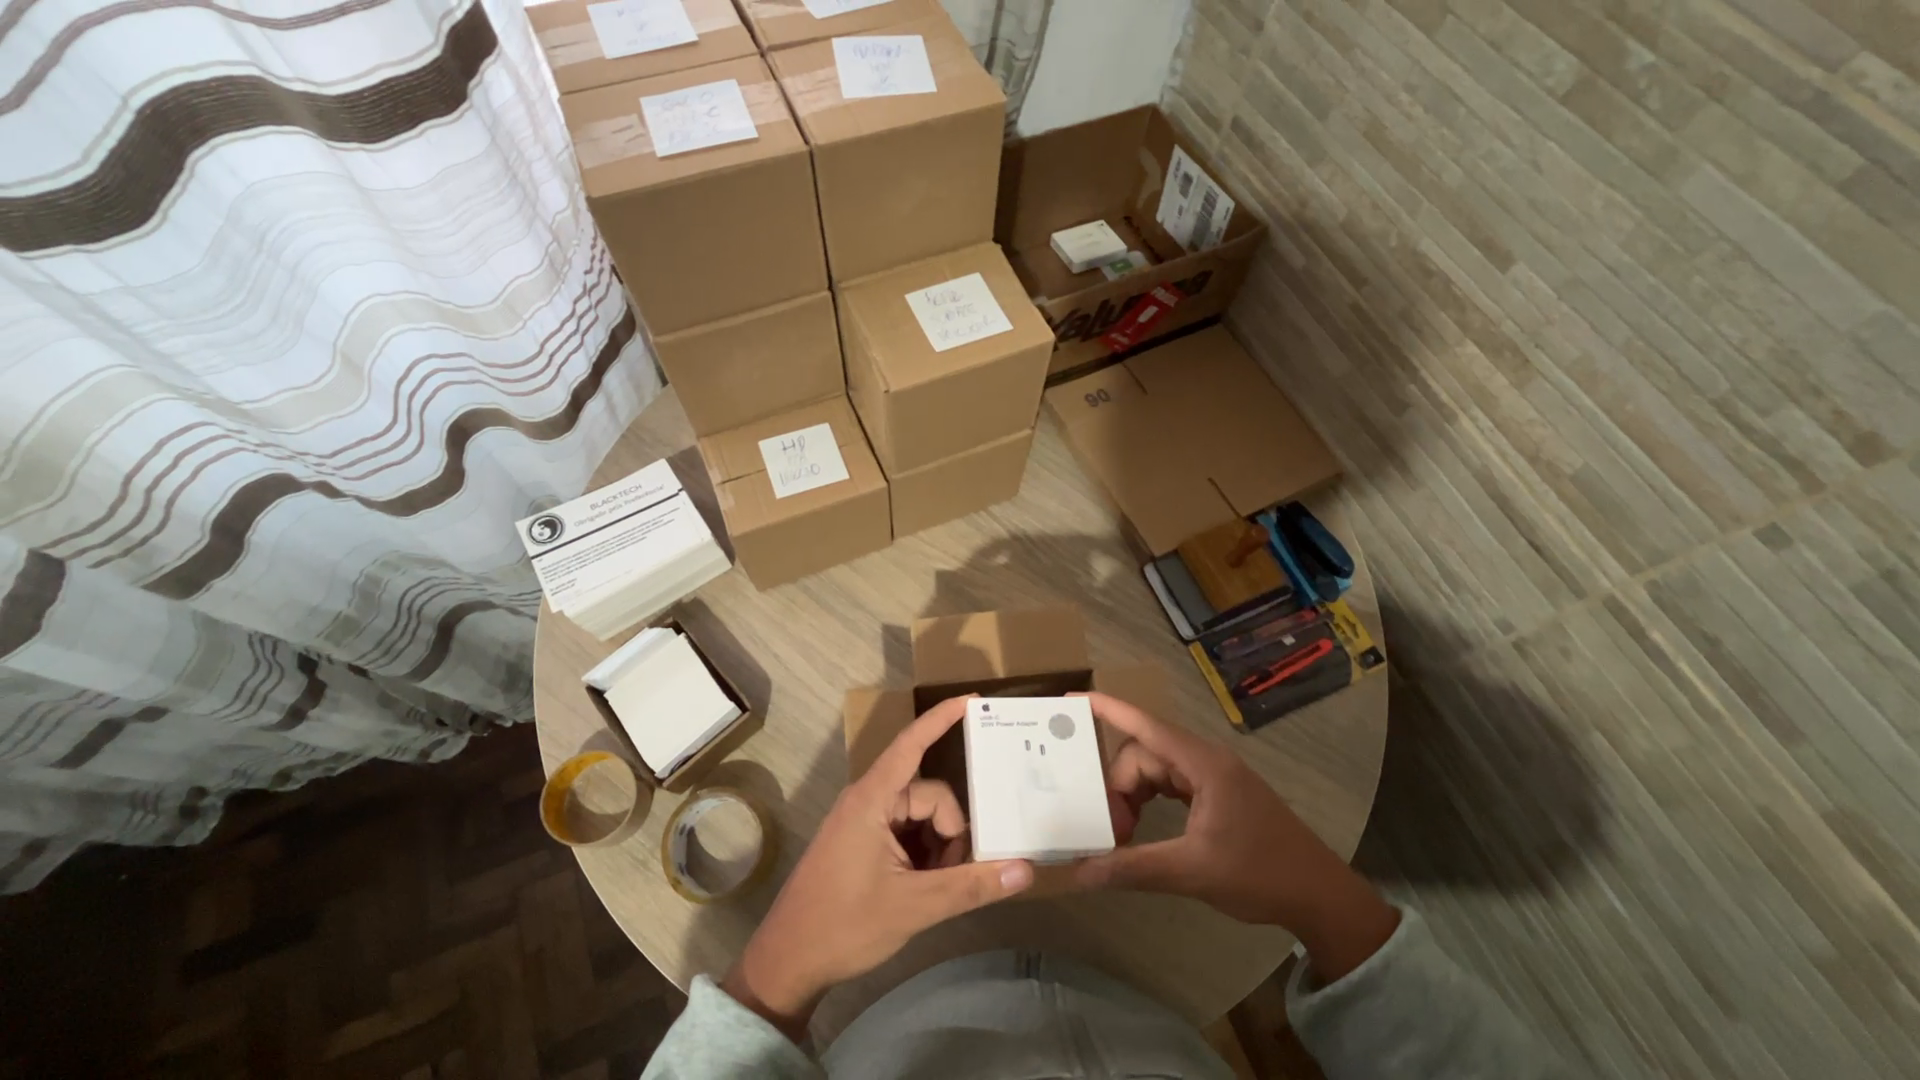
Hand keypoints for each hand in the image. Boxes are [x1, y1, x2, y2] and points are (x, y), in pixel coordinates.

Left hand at [722, 696, 1034, 1038]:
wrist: (787, 961)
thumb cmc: (843, 925)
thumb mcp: (914, 907)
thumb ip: (970, 886)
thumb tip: (1025, 869)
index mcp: (872, 800)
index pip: (911, 744)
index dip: (941, 719)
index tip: (973, 700)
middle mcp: (869, 802)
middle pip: (930, 796)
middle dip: (953, 831)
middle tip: (961, 873)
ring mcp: (864, 824)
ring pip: (922, 818)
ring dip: (940, 848)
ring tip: (941, 888)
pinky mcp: (863, 844)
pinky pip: (907, 834)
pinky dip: (925, 855)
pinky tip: (929, 888)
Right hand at [1074, 692, 1398, 981]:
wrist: (1319, 895)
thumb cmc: (1261, 874)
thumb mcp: (1191, 871)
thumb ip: (1133, 868)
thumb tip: (1079, 873)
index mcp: (1203, 764)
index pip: (1145, 725)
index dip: (1107, 709)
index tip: (1070, 699)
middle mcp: (1205, 761)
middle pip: (1143, 754)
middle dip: (1116, 785)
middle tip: (1106, 830)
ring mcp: (1213, 777)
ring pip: (1154, 770)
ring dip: (1130, 795)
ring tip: (1118, 833)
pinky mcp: (1216, 796)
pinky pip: (1168, 784)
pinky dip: (1147, 800)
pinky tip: (1136, 826)